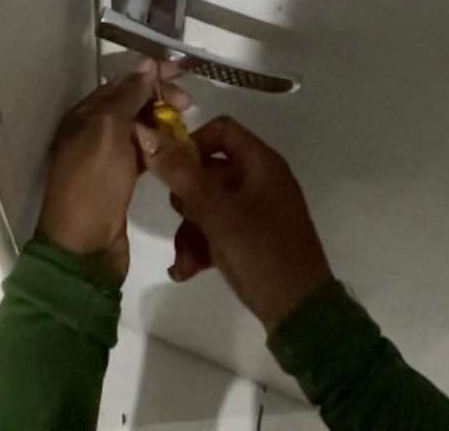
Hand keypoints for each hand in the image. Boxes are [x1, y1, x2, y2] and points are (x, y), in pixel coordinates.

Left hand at [36, 59, 190, 280]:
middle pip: (131, 103)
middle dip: (160, 97)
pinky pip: (143, 152)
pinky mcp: (120, 179)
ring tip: (189, 122)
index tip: (184, 72)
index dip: (152, 75)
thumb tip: (146, 63)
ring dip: (162, 120)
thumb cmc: (93, 183)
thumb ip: (127, 97)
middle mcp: (93, 130)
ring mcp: (106, 156)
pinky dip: (160, 145)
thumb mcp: (108, 132)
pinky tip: (179, 148)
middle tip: (190, 104)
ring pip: (139, 127)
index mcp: (85, 114)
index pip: (122, 83)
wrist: (85, 247)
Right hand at [136, 115, 333, 331]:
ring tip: (183, 262)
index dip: (192, 143)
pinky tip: (186, 271)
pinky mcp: (253, 238)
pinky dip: (201, 245)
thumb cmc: (262, 255)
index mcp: (261, 164)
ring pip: (208, 203)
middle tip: (181, 218)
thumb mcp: (217, 213)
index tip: (170, 168)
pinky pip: (218, 227)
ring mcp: (257, 211)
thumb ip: (181, 174)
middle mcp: (260, 180)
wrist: (302, 318)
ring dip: (189, 230)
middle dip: (186, 200)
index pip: (220, 130)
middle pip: (208, 171)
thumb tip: (146, 133)